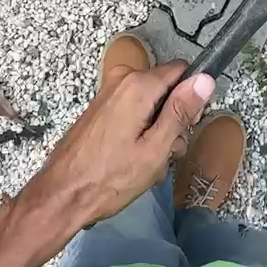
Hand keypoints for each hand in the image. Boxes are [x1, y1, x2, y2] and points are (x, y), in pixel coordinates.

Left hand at [20, 61, 213, 228]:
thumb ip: (180, 111)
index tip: (185, 126)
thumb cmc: (110, 177)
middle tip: (164, 153)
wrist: (61, 195)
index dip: (190, 98)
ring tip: (146, 162)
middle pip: (166, 87)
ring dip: (156, 128)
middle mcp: (123, 77)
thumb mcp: (154, 149)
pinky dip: (138, 129)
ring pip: (150, 100)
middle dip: (172, 118)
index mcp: (139, 84)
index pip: (182, 71)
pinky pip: (133, 107)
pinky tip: (131, 158)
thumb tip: (205, 78)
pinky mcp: (101, 105)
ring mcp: (109, 90)